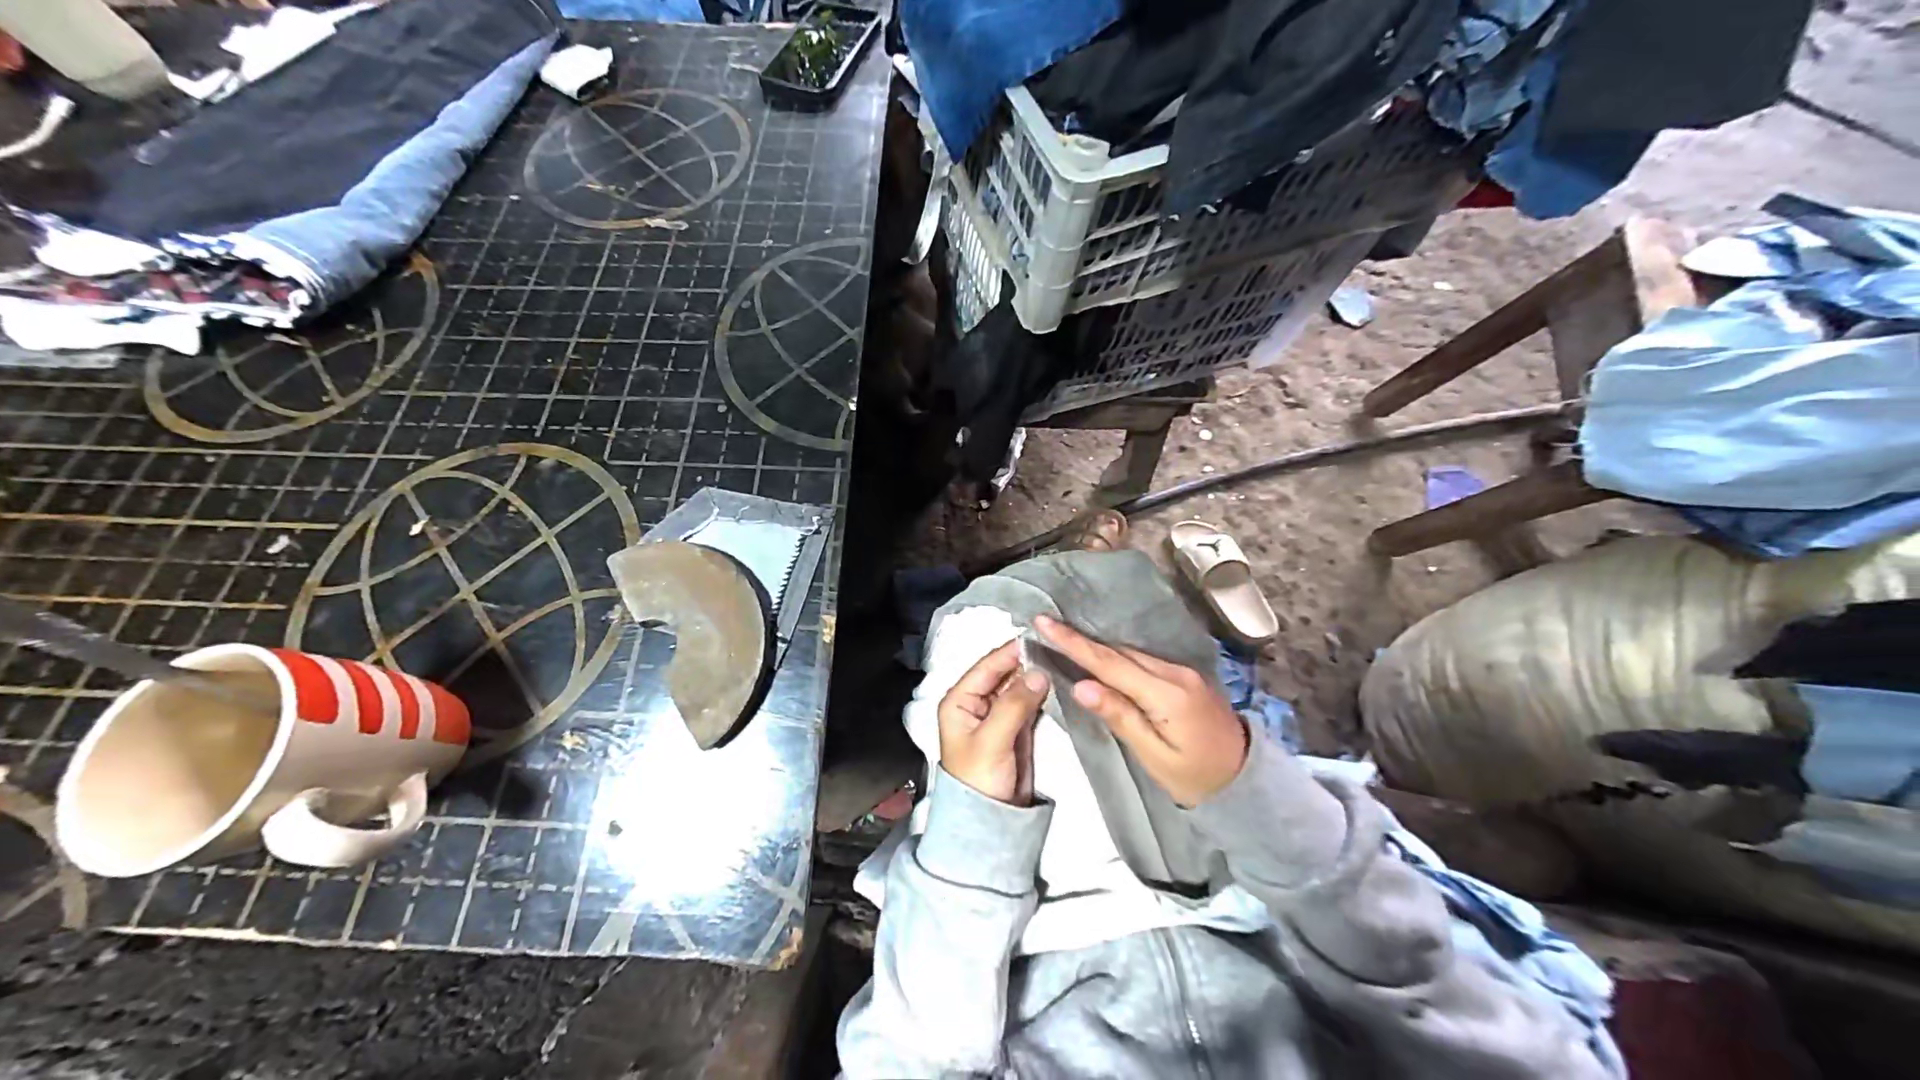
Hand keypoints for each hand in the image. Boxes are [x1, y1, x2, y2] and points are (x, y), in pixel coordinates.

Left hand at [938, 640, 1049, 805]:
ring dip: (1036, 675)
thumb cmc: (979, 778)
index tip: (1038, 636)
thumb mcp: (992, 740)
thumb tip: (1038, 672)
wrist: (989, 821)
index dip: (1010, 651)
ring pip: (1018, 685)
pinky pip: (1029, 702)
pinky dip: (1042, 692)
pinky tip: (1058, 681)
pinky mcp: (1016, 727)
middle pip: (1004, 673)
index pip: (986, 666)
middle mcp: (977, 702)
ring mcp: (998, 714)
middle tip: (1057, 645)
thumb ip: (1014, 705)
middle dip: (1027, 660)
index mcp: (959, 700)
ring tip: (1062, 658)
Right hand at [1033, 615, 1247, 806]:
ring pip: (1131, 652)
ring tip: (1063, 637)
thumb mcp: (1154, 756)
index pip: (1110, 663)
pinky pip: (1143, 659)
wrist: (1247, 777)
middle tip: (1044, 626)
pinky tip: (1100, 655)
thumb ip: (1119, 717)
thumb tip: (1081, 686)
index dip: (1073, 643)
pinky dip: (1117, 656)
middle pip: (1119, 652)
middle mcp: (1175, 673)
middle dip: (1080, 640)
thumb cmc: (1197, 777)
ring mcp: (1183, 671)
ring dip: (1098, 646)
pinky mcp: (1186, 675)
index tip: (1044, 622)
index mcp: (1167, 694)